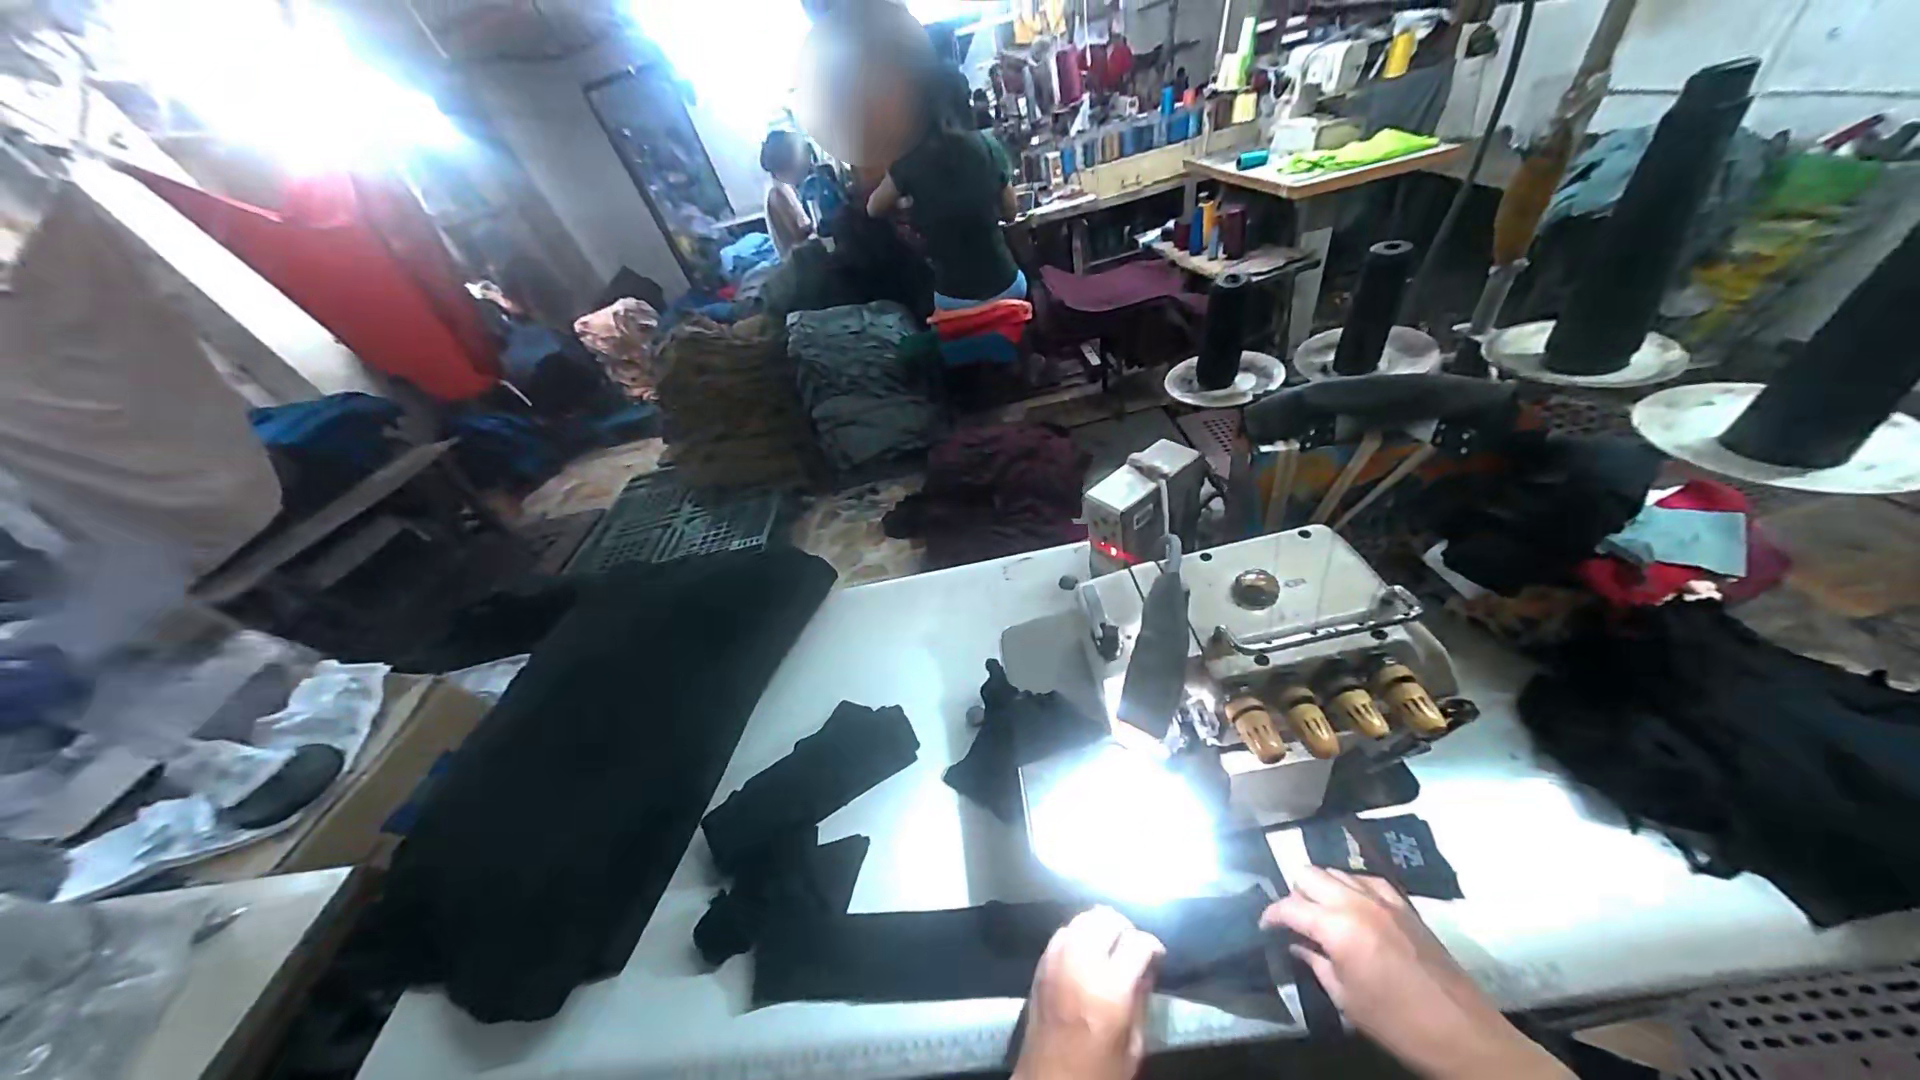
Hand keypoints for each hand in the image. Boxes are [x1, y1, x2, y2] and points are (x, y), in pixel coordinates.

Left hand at [1013, 907, 1164, 1079]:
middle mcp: (1082, 964)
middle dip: (1126, 927)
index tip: (1157, 956)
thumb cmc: (1097, 1073)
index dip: (1153, 945)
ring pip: (1082, 918)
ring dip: (1101, 925)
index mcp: (1110, 989)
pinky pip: (1063, 931)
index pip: (1137, 943)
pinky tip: (1086, 949)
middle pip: (1107, 919)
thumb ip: (1141, 1001)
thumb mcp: (1133, 1046)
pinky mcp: (1041, 963)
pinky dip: (1078, 932)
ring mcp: (1057, 959)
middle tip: (1133, 945)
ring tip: (1111, 942)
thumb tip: (1147, 969)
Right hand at [1261, 868, 1571, 1079]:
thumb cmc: (1398, 1024)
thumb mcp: (1345, 999)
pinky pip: (1365, 878)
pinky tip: (1353, 907)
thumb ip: (1315, 962)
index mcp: (1337, 927)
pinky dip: (1351, 887)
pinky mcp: (1404, 904)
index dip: (1271, 915)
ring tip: (1322, 913)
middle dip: (1294, 894)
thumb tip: (1297, 944)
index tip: (1265, 926)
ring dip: (1321, 887)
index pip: (1288, 906)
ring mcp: (1382, 898)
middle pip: (1307, 874)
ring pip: (1334, 871)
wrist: (1465, 1036)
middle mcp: (1356, 902)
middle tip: (1296, 920)